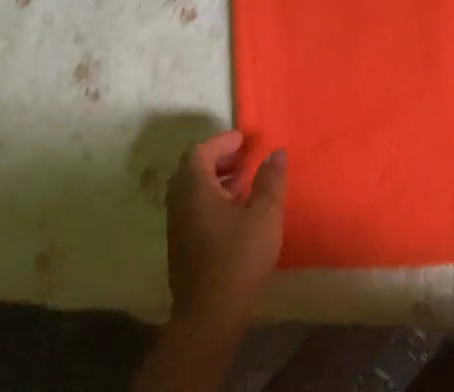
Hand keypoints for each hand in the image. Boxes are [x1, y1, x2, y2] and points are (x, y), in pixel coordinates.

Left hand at [165, 132, 286, 322]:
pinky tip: (235, 213)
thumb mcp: (264, 214)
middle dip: (217, 159)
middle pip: (191, 170)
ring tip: (244, 183)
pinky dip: (211, 199)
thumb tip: (276, 152)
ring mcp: (177, 226)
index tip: (245, 140)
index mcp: (194, 190)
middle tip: (243, 158)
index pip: (200, 152)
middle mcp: (179, 204)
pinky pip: (192, 209)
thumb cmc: (239, 256)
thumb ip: (271, 180)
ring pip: (190, 191)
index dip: (222, 142)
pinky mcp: (181, 246)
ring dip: (214, 180)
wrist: (210, 313)